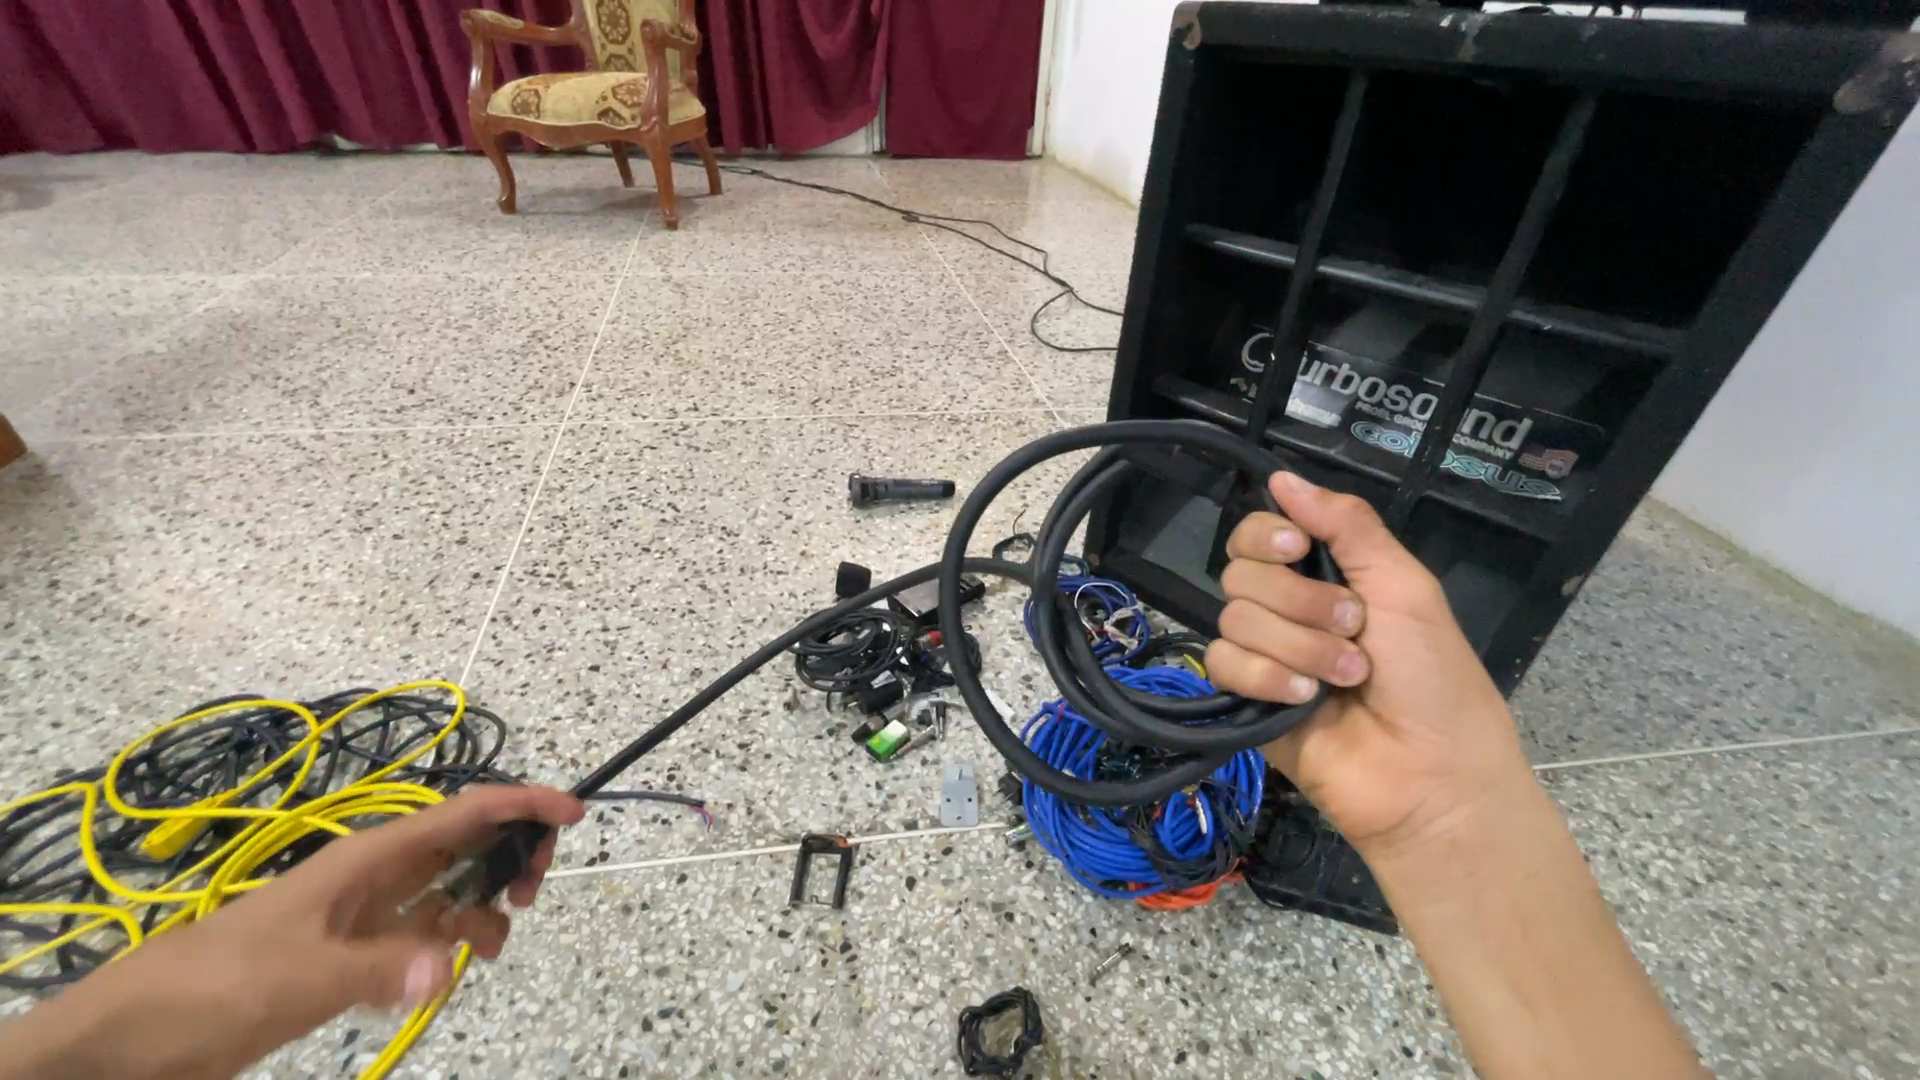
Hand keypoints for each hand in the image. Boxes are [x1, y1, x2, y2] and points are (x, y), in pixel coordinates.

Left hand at [2, 785, 583, 1079]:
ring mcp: (376, 906)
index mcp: (376, 853)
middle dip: (516, 850)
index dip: (526, 802)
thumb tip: (453, 967)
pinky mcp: (366, 944)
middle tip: (534, 888)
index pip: (468, 810)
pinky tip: (453, 968)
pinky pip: (434, 926)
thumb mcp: (297, 978)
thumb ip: (380, 969)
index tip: (575, 812)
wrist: (129, 1040)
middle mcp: (386, 869)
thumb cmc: (212, 987)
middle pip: (475, 836)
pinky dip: (458, 939)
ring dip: (492, 898)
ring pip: (460, 881)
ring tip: (501, 936)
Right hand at [1204, 472, 1531, 858]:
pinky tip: (1302, 701)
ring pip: (1233, 619)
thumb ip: (1347, 526)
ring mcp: (1261, 654)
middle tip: (1352, 628)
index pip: (1257, 533)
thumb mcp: (1405, 588)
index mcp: (1322, 576)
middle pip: (1240, 573)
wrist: (1432, 776)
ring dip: (1298, 647)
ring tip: (1344, 678)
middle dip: (1301, 601)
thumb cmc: (1435, 678)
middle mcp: (1284, 609)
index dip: (1266, 535)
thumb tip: (1280, 477)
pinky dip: (1266, 677)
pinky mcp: (1242, 698)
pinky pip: (1223, 664)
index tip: (1296, 548)